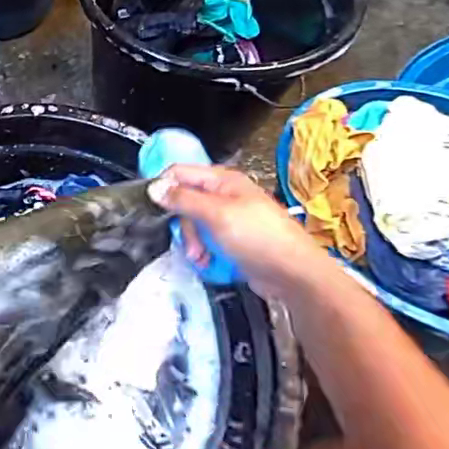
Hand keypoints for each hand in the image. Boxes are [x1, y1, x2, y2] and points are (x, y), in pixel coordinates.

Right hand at [148, 164, 331, 297]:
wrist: (295, 276)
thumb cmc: (259, 237)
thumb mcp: (216, 214)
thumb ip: (182, 199)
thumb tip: (154, 188)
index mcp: (222, 180)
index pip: (180, 172)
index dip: (164, 186)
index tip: (154, 207)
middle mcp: (224, 195)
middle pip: (185, 201)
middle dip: (184, 225)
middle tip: (191, 244)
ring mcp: (229, 218)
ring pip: (194, 224)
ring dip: (193, 243)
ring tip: (201, 258)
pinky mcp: (233, 240)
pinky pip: (207, 241)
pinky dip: (204, 252)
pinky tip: (209, 263)